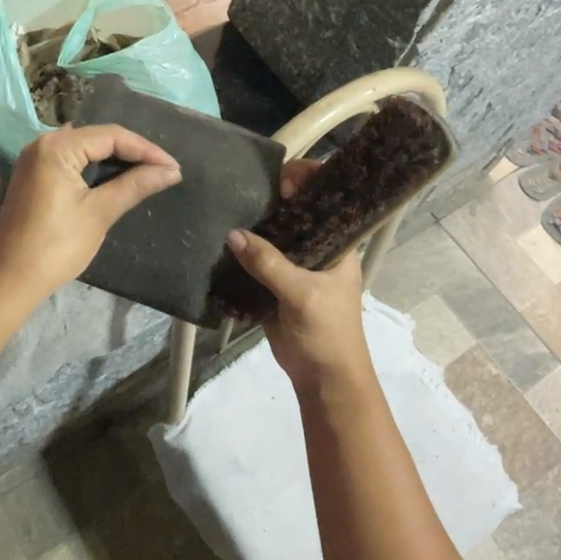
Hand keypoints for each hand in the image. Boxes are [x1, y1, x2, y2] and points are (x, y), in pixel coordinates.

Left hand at [0, 125, 181, 305]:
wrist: (9, 279)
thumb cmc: (56, 246)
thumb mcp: (99, 213)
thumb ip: (135, 185)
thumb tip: (171, 171)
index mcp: (57, 147)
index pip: (111, 136)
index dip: (146, 149)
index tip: (174, 167)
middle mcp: (44, 143)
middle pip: (98, 138)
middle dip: (133, 153)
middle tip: (165, 170)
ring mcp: (36, 159)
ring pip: (86, 149)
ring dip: (116, 160)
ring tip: (148, 174)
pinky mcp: (35, 175)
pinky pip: (73, 161)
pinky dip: (97, 168)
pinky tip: (118, 179)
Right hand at [226, 160, 369, 386]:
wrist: (323, 379)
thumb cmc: (327, 332)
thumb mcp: (301, 295)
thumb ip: (269, 264)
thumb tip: (233, 234)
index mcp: (338, 243)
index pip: (329, 197)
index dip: (309, 180)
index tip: (281, 181)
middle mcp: (318, 247)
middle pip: (296, 211)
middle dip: (273, 199)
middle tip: (246, 191)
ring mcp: (295, 264)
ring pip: (274, 234)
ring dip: (254, 225)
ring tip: (229, 209)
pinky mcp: (275, 282)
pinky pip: (257, 259)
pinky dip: (242, 251)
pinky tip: (222, 240)